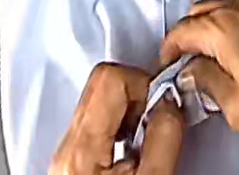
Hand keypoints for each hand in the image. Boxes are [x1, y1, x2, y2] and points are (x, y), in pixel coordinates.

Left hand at [49, 62, 182, 174]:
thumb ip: (165, 134)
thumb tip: (172, 99)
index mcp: (80, 151)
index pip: (111, 76)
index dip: (144, 82)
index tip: (160, 105)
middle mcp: (65, 148)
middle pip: (104, 81)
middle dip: (139, 92)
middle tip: (154, 119)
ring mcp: (65, 156)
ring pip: (102, 99)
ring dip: (132, 108)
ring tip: (145, 139)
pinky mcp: (70, 163)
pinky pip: (97, 120)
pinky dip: (121, 124)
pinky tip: (132, 150)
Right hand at [161, 0, 238, 139]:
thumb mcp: (235, 104)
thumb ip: (206, 83)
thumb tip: (190, 72)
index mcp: (225, 26)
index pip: (181, 31)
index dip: (167, 54)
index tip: (164, 74)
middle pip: (199, 12)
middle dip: (185, 37)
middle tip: (181, 69)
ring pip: (219, 7)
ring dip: (206, 27)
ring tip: (204, 63)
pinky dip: (226, 24)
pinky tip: (230, 52)